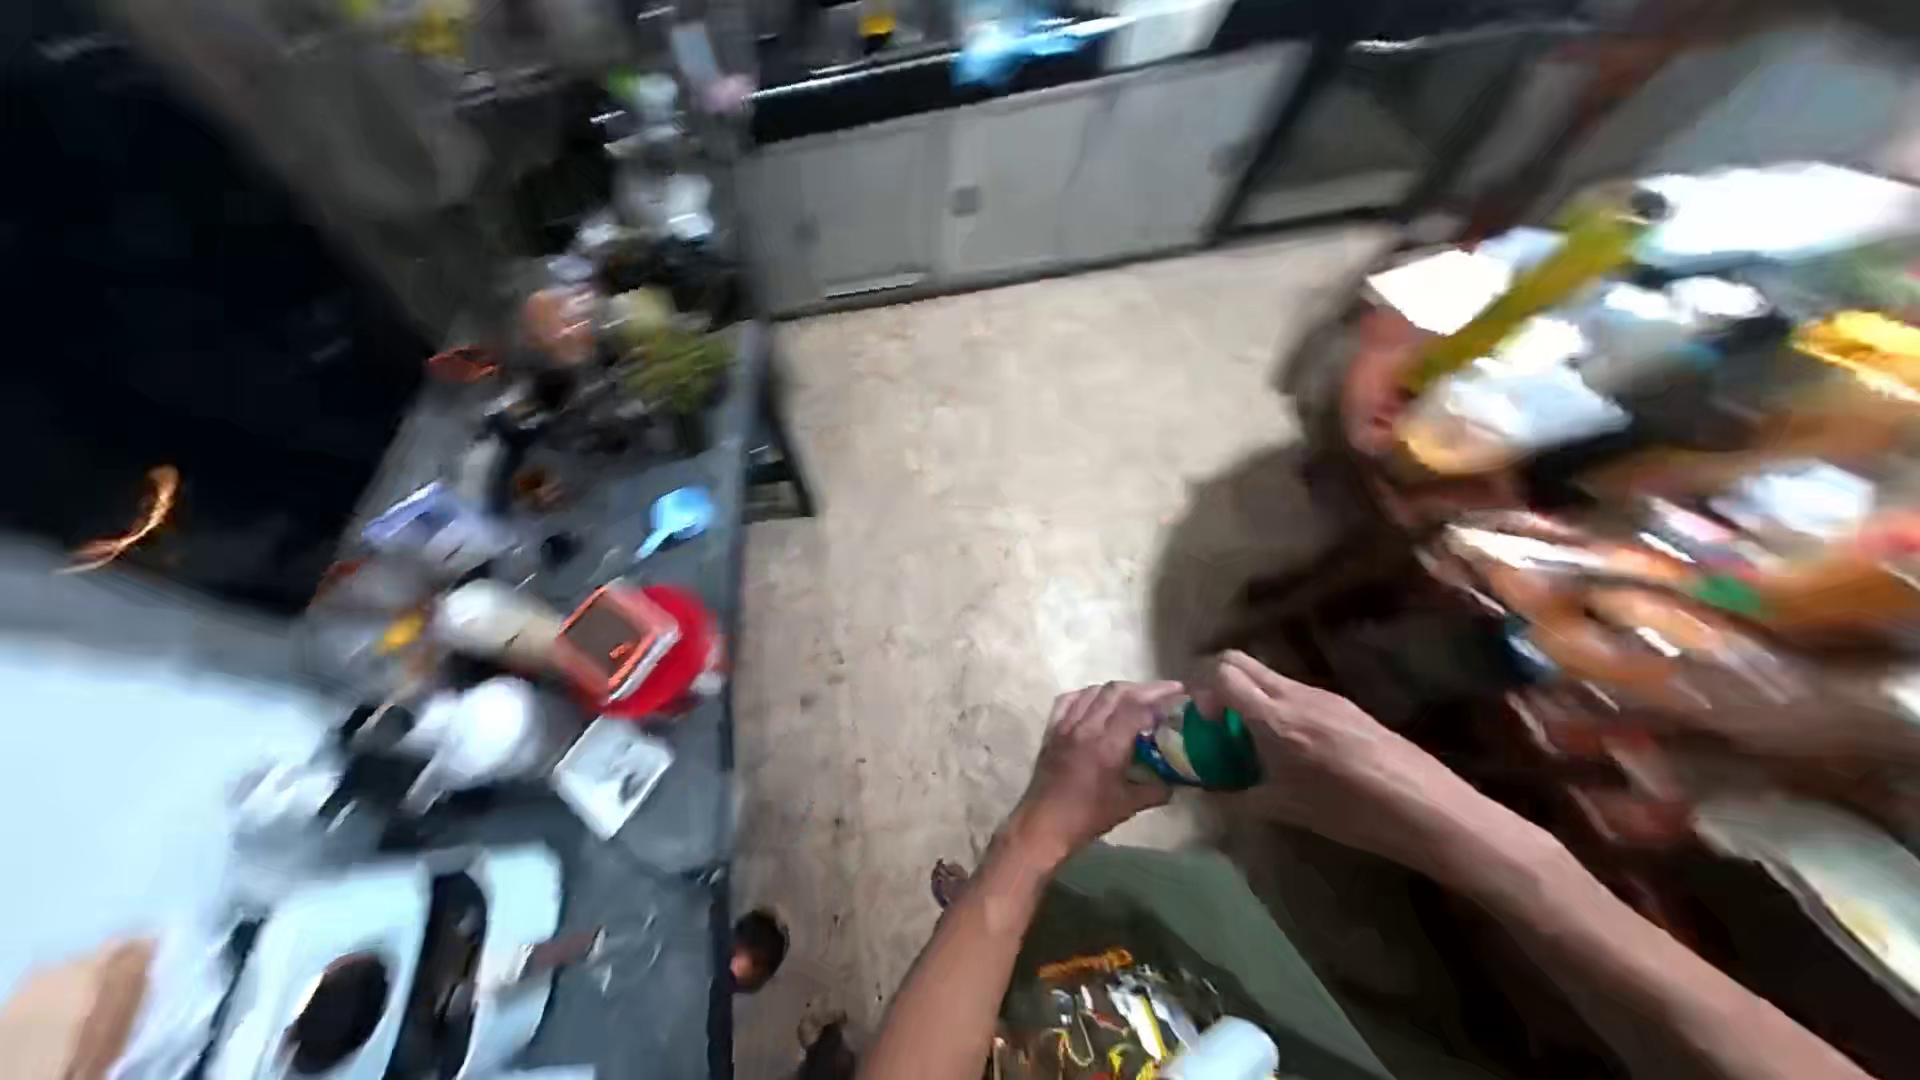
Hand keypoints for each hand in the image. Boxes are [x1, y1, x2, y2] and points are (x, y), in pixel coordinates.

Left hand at [1002, 681, 1183, 869]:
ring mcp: (1066, 725)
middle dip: (1144, 688)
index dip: (1159, 697)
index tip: (1177, 695)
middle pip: (1116, 692)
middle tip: (1165, 691)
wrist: (1044, 823)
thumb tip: (1176, 783)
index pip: (1136, 707)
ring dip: (1118, 689)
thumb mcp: (1128, 805)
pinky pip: (1069, 700)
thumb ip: (1155, 790)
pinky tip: (1098, 699)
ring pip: (1093, 692)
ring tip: (1136, 695)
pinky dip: (1088, 694)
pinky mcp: (1052, 729)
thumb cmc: (1087, 816)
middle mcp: (1086, 727)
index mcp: (1107, 745)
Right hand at [1204, 651, 1536, 886]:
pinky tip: (1290, 742)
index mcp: (1275, 719)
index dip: (1201, 690)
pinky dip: (1274, 702)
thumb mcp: (1286, 810)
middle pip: (1237, 660)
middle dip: (1215, 680)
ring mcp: (1321, 694)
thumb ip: (1236, 797)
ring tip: (1251, 734)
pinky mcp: (1342, 703)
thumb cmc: (1351, 812)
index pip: (1222, 673)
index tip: (1204, 721)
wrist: (1430, 810)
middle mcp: (1294, 695)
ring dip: (1246, 691)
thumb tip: (1203, 796)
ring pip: (1266, 674)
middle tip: (1215, 717)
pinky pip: (1292, 688)